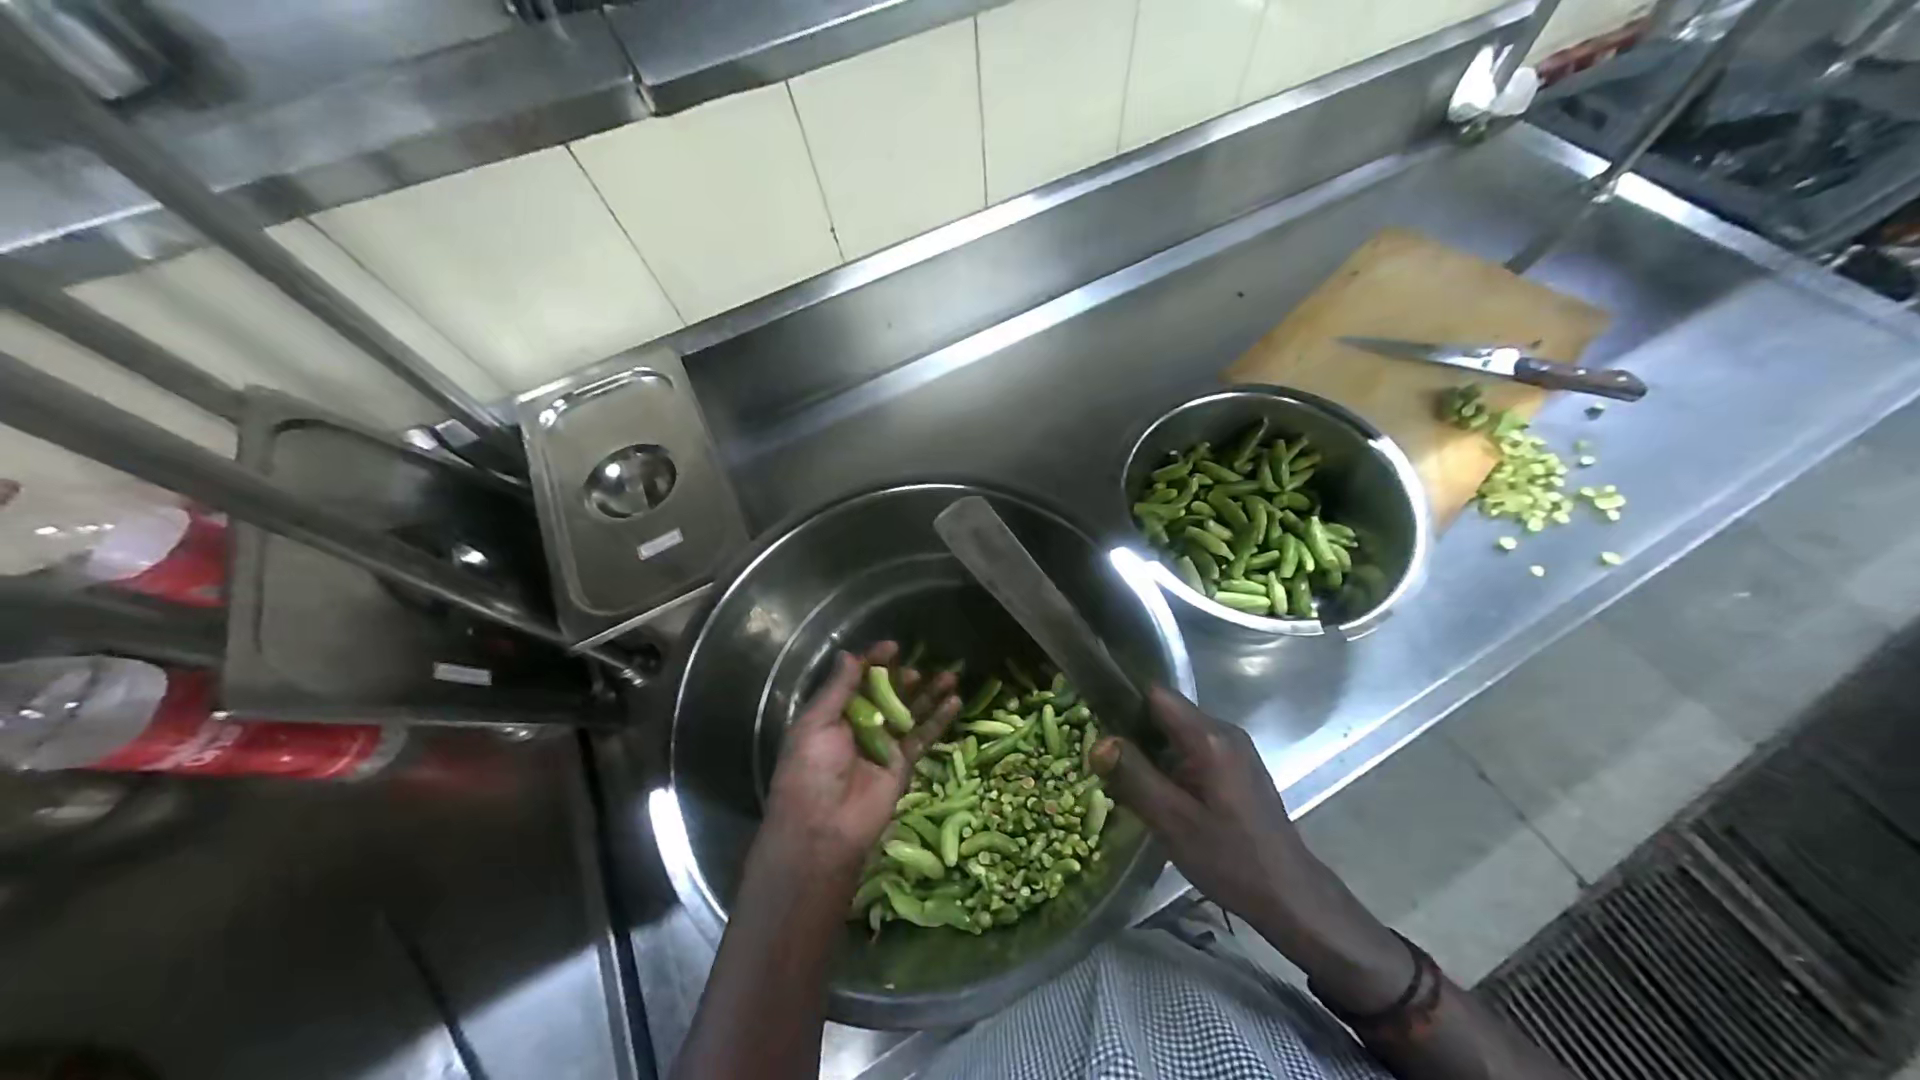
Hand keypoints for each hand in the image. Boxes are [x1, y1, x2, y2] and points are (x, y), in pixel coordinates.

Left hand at [758, 642, 959, 887]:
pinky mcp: (903, 764)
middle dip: (903, 677)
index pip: (856, 679)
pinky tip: (955, 701)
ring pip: (910, 711)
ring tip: (951, 674)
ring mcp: (883, 744)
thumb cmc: (811, 769)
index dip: (874, 661)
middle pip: (887, 693)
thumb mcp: (816, 723)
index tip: (893, 647)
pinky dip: (940, 719)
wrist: (823, 827)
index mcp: (833, 713)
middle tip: (919, 668)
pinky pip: (923, 736)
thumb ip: (839, 688)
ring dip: (929, 693)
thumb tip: (851, 654)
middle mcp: (859, 725)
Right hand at [1089, 686, 1313, 926]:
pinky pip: (1192, 749)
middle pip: (1166, 711)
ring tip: (1118, 771)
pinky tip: (1153, 788)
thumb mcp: (1173, 821)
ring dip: (1149, 747)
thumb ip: (1134, 776)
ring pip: (1178, 732)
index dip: (1123, 700)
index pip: (1156, 694)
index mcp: (1210, 738)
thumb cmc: (1231, 859)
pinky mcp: (1236, 768)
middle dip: (1131, 728)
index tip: (1094, 718)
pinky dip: (1169, 761)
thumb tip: (1098, 742)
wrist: (1291, 897)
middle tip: (1099, 753)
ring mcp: (1234, 749)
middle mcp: (1225, 732)